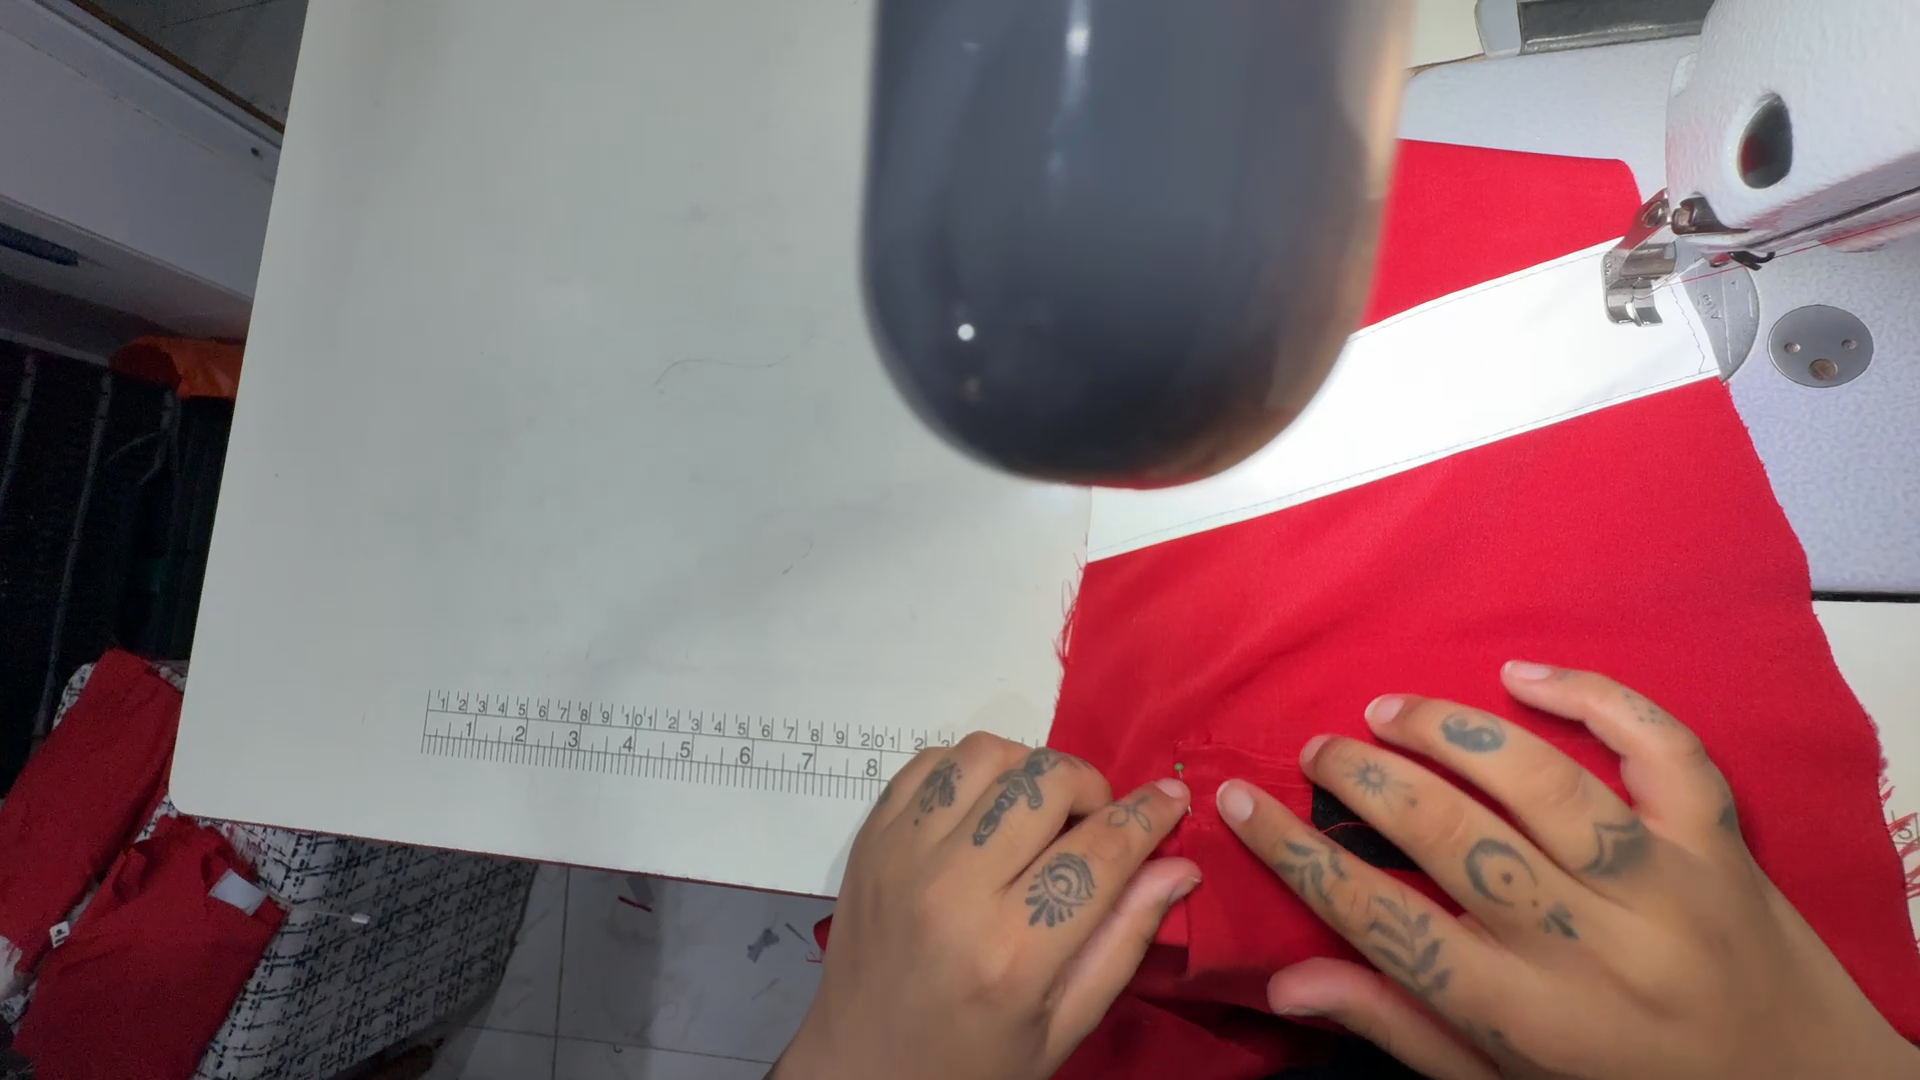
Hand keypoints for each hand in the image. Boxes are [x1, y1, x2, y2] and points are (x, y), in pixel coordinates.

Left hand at [775, 734, 1198, 1079]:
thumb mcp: (1063, 1026)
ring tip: (1035, 809)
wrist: (857, 1068)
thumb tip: (1180, 865)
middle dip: (1090, 787)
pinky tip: (982, 804)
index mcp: (1012, 952)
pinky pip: (932, 760)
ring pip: (987, 753)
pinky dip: (970, 768)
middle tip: (1092, 820)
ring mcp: (903, 852)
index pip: (1101, 851)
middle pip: (1044, 783)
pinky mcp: (872, 834)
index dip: (1149, 815)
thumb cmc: (971, 1062)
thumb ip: (1125, 939)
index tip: (1172, 798)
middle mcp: (954, 888)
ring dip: (1028, 768)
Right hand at [1216, 663, 1919, 1079]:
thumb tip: (1283, 983)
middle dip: (1361, 779)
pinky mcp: (1726, 849)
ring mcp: (1670, 890)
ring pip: (1541, 782)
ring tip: (1386, 711)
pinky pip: (1665, 752)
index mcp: (1532, 1017)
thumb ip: (1394, 1026)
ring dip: (1445, 732)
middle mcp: (1597, 947)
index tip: (1236, 799)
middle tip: (1317, 750)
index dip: (1292, 851)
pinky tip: (1523, 673)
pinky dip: (1595, 698)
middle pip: (1451, 837)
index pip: (1378, 921)